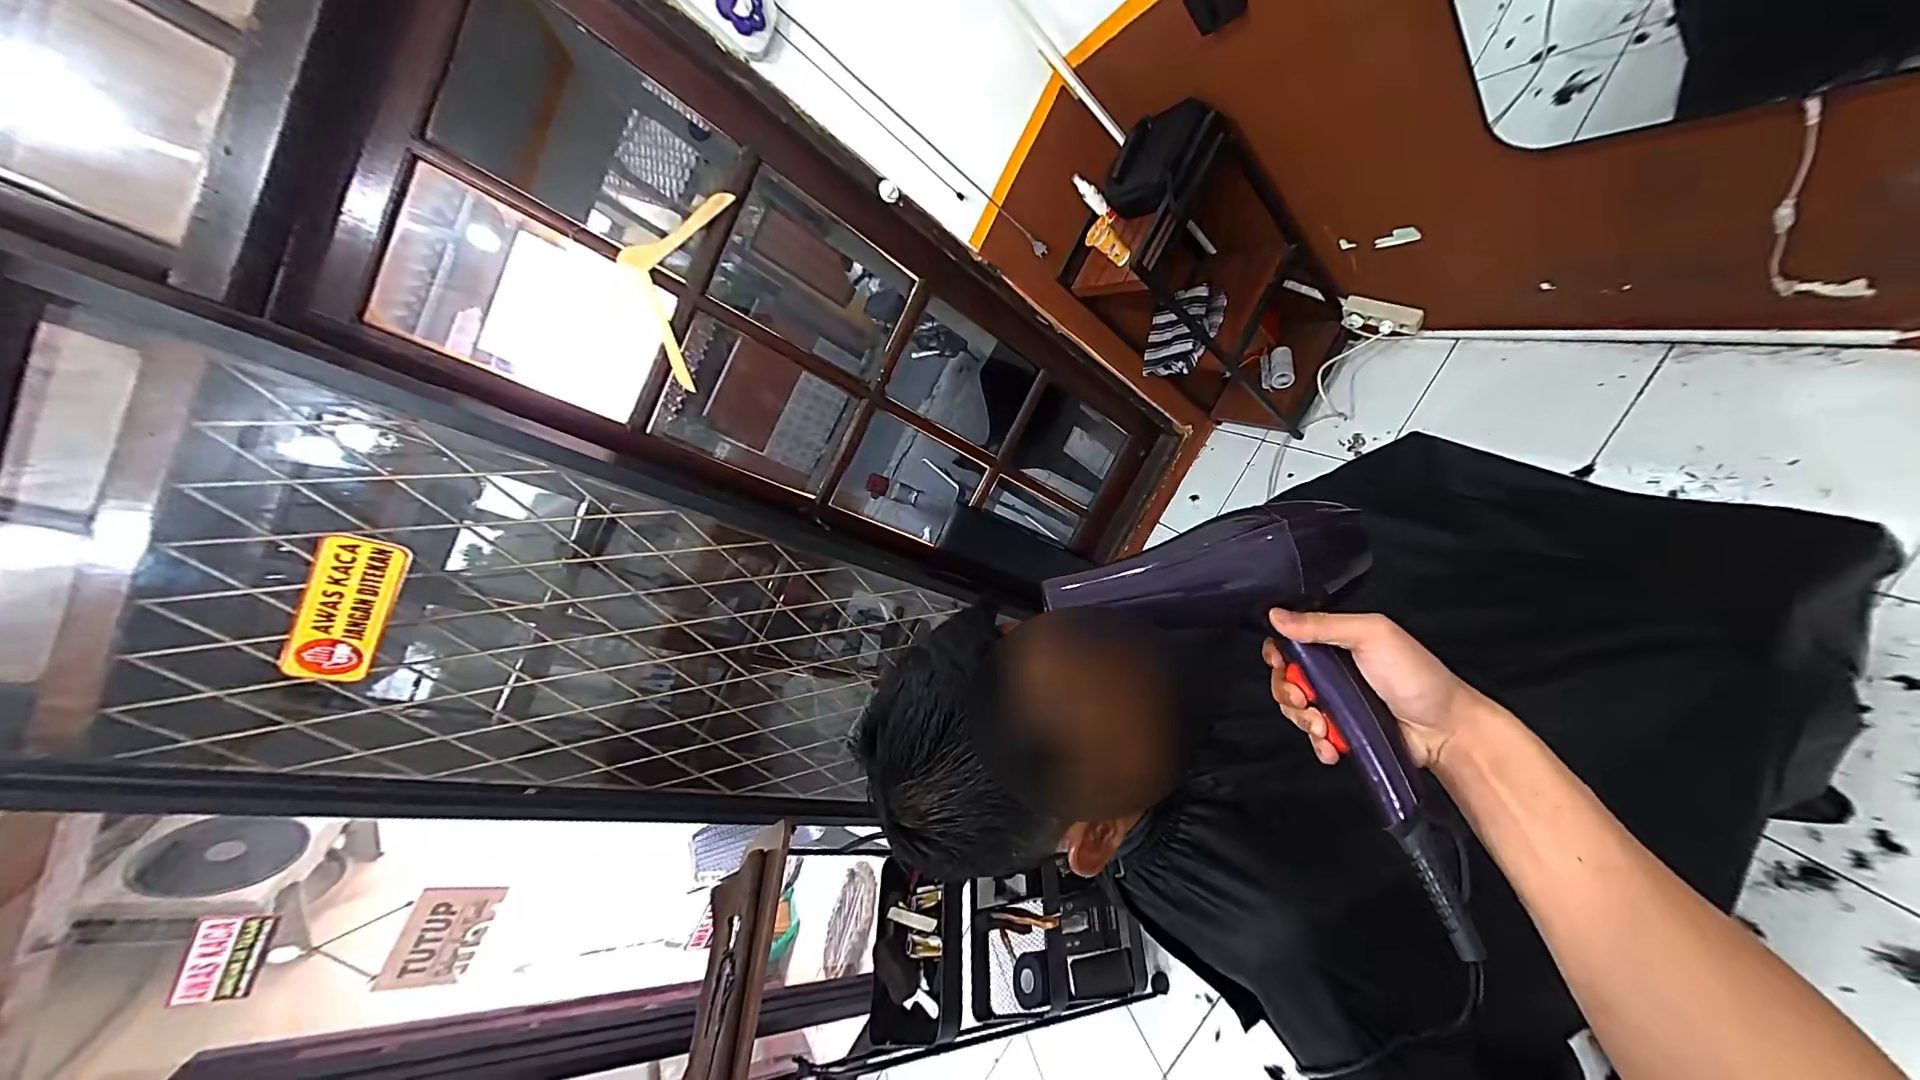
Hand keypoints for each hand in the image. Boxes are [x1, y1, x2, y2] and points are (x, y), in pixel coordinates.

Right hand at [1262, 609, 1487, 769]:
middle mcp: (1330, 670)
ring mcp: (1334, 701)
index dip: (1276, 653)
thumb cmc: (1417, 676)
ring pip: (1294, 708)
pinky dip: (1318, 742)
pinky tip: (1331, 744)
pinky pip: (1312, 736)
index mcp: (1333, 641)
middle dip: (1286, 691)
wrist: (1447, 730)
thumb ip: (1322, 624)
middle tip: (1304, 699)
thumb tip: (1277, 616)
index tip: (1280, 663)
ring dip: (1302, 719)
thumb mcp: (1371, 635)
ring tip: (1324, 726)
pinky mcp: (1340, 729)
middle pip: (1283, 677)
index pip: (1287, 642)